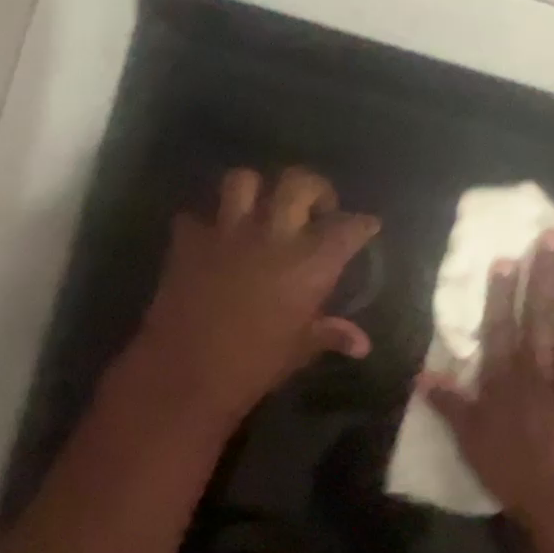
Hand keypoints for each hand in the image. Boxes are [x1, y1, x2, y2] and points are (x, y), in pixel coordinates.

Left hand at [113, 167, 379, 423]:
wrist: (187, 372)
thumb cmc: (256, 365)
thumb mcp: (301, 350)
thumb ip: (331, 334)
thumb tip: (361, 344)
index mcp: (312, 263)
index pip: (348, 227)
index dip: (362, 224)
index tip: (367, 226)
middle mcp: (274, 235)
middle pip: (299, 183)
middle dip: (314, 188)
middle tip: (316, 207)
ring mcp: (228, 232)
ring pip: (244, 180)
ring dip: (256, 191)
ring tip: (262, 210)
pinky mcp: (189, 241)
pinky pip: (197, 216)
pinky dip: (206, 224)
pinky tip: (213, 241)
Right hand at [420, 229, 553, 522]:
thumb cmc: (511, 470)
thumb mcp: (469, 440)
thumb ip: (449, 404)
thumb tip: (421, 375)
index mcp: (504, 379)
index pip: (500, 327)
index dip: (501, 293)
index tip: (506, 259)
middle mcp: (538, 369)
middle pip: (541, 315)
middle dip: (547, 274)